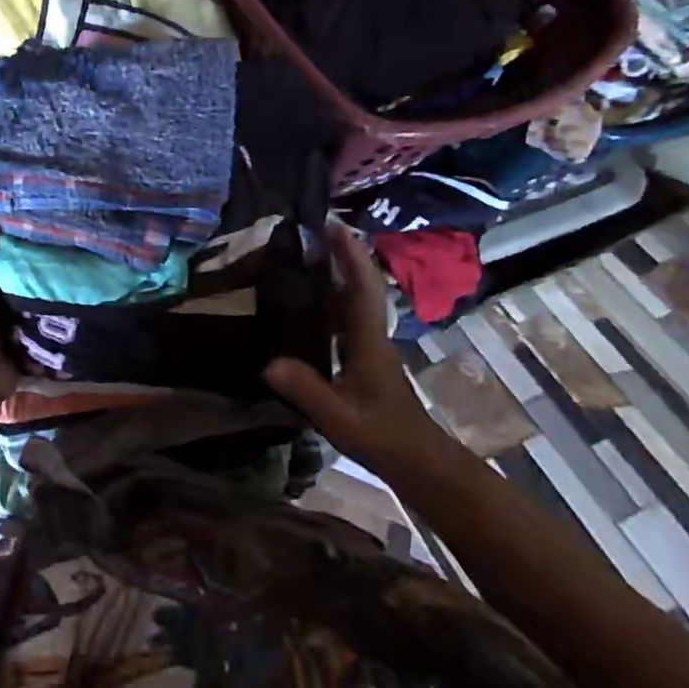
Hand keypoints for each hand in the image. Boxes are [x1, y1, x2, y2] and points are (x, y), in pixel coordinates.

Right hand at [264, 227, 449, 481]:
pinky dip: (332, 302)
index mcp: (369, 341)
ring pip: (355, 301)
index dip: (349, 255)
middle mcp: (373, 336)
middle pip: (360, 285)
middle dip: (342, 255)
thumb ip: (307, 390)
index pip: (361, 288)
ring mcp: (372, 347)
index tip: (332, 226)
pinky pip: (348, 319)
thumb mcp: (340, 418)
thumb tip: (269, 363)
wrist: (418, 461)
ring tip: (305, 260)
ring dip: (337, 276)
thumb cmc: (384, 437)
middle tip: (312, 233)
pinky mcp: (367, 359)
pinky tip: (309, 308)